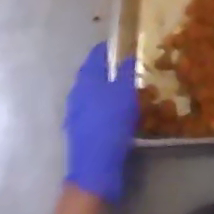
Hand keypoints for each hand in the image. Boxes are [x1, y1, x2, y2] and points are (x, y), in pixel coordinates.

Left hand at [62, 43, 138, 202]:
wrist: (94, 168)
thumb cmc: (110, 125)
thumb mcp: (125, 94)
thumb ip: (126, 72)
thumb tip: (129, 55)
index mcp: (86, 79)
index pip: (97, 53)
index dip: (113, 47)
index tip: (130, 45)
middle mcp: (77, 92)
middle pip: (96, 73)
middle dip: (114, 69)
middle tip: (136, 69)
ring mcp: (77, 112)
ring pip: (96, 93)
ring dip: (112, 90)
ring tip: (134, 92)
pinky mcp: (81, 129)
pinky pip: (97, 110)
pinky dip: (110, 107)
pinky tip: (124, 115)